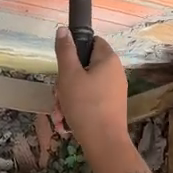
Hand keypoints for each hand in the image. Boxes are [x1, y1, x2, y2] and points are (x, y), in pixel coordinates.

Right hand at [54, 28, 126, 143]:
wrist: (104, 143)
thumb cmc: (86, 105)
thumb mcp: (69, 75)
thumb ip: (65, 51)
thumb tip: (63, 29)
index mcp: (108, 59)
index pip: (92, 41)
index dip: (75, 50)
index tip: (63, 65)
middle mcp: (114, 72)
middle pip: (84, 68)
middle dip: (65, 83)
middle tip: (58, 96)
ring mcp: (113, 91)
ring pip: (83, 87)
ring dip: (67, 99)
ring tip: (60, 115)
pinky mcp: (110, 107)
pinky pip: (89, 101)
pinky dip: (76, 109)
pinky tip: (65, 123)